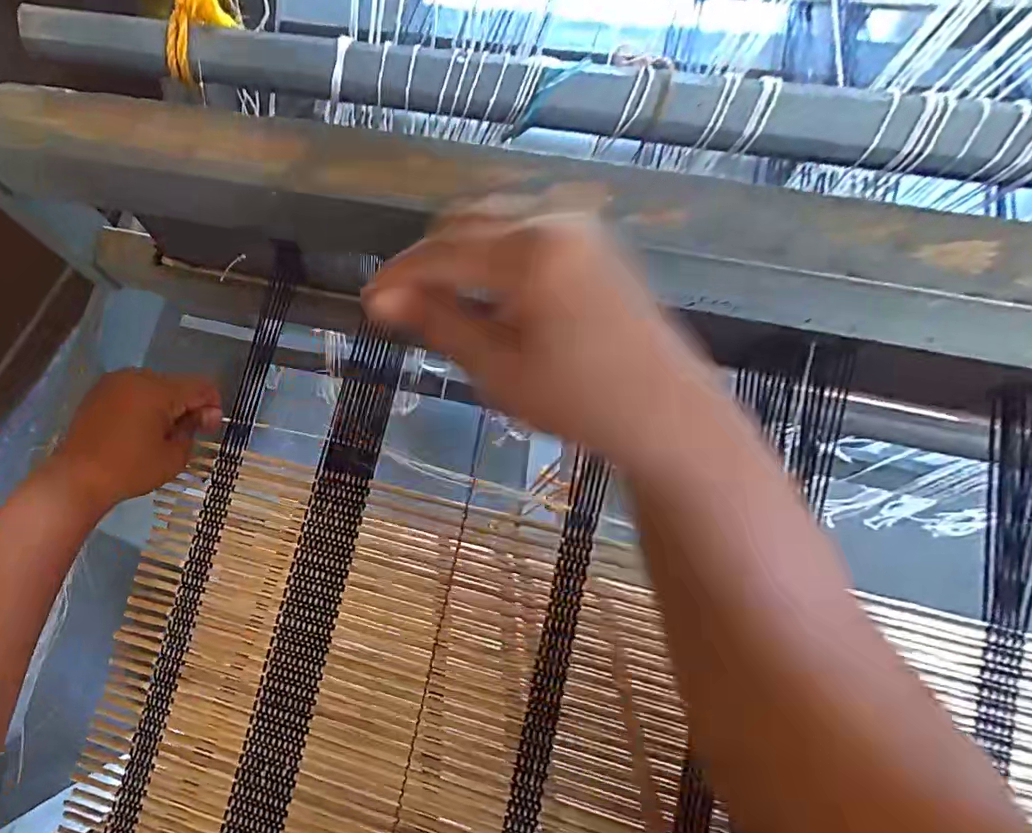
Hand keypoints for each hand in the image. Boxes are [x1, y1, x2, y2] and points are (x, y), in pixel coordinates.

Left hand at [40, 369, 221, 513]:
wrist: (77, 477)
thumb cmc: (130, 470)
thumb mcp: (172, 457)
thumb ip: (192, 430)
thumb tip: (203, 416)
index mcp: (158, 389)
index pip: (200, 386)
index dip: (212, 406)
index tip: (209, 430)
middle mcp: (136, 376)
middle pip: (176, 385)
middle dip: (186, 407)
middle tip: (184, 438)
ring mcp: (114, 382)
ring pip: (153, 388)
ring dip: (164, 407)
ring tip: (158, 437)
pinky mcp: (98, 392)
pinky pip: (132, 393)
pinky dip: (142, 407)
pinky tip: (137, 432)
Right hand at [363, 202, 718, 466]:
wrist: (665, 411)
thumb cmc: (576, 400)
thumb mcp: (496, 368)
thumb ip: (439, 323)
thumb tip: (382, 301)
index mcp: (529, 252)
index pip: (440, 252)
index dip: (397, 276)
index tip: (366, 302)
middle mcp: (554, 221)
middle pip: (464, 223)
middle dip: (424, 262)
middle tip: (397, 306)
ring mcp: (579, 226)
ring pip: (492, 223)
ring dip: (454, 255)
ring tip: (431, 302)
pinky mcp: (592, 241)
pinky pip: (521, 231)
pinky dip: (487, 254)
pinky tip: (478, 291)